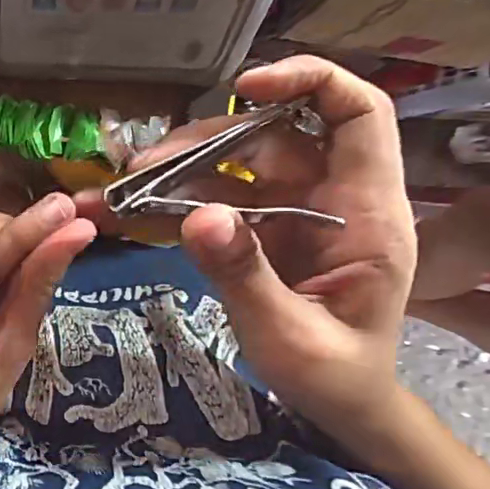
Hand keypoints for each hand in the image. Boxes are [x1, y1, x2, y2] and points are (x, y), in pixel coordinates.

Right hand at [75, 56, 416, 433]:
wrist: (340, 407)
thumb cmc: (335, 376)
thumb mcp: (290, 335)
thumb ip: (245, 275)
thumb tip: (198, 215)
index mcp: (366, 210)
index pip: (358, 113)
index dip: (308, 82)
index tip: (243, 89)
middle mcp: (330, 198)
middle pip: (271, 136)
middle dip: (203, 143)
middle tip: (140, 169)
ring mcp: (293, 212)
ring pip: (234, 164)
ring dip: (178, 171)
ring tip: (123, 191)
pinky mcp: (262, 231)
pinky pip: (216, 200)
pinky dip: (173, 203)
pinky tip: (131, 212)